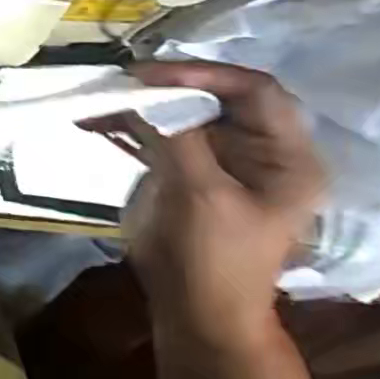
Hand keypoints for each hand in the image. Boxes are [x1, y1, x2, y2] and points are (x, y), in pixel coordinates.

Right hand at [119, 60, 323, 350]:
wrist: (194, 304)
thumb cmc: (214, 254)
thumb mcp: (200, 193)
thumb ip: (177, 138)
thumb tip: (141, 94)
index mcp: (286, 156)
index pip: (256, 91)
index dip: (206, 74)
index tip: (149, 76)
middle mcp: (259, 150)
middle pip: (216, 96)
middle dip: (167, 85)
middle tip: (120, 82)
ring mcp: (221, 159)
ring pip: (182, 111)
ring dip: (139, 103)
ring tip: (98, 100)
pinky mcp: (186, 167)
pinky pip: (158, 131)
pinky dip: (126, 123)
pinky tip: (93, 122)